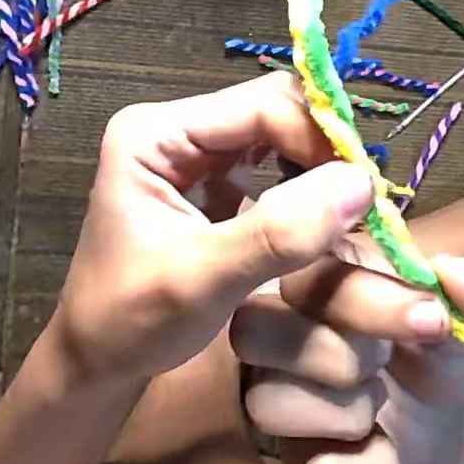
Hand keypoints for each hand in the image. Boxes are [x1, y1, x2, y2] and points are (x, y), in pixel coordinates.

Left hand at [53, 73, 375, 383]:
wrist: (97, 357)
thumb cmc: (130, 321)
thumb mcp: (201, 281)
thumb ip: (277, 234)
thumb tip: (360, 184)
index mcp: (154, 133)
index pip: (259, 106)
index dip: (319, 137)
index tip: (366, 187)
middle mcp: (177, 125)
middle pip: (273, 106)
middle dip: (323, 145)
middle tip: (364, 194)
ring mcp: (196, 146)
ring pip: (280, 127)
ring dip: (320, 159)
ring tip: (353, 200)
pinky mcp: (214, 173)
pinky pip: (275, 156)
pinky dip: (307, 177)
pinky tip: (326, 208)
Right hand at [232, 248, 463, 463]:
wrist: (440, 406)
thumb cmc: (429, 332)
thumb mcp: (452, 307)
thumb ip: (458, 287)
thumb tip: (456, 275)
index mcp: (306, 270)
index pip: (299, 275)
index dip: (364, 301)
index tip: (431, 318)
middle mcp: (270, 323)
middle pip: (251, 332)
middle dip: (341, 353)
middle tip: (386, 357)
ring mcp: (270, 393)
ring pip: (268, 403)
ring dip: (352, 409)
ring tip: (380, 397)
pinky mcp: (291, 461)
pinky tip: (386, 446)